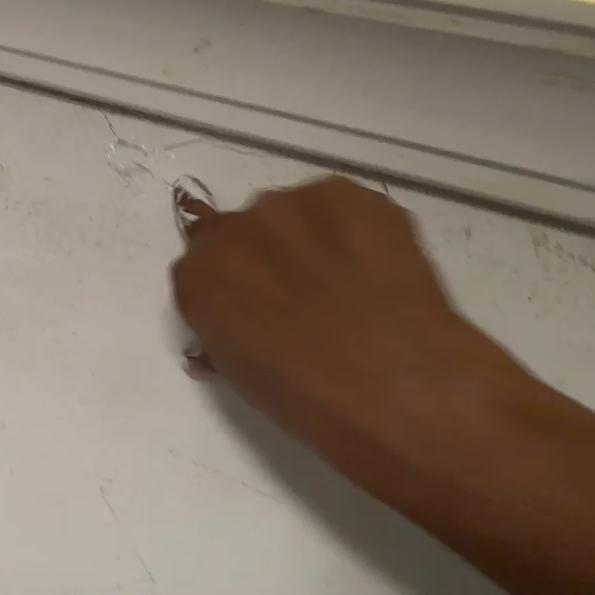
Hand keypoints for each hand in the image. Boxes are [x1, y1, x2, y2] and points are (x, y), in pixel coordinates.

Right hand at [170, 175, 534, 476]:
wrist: (399, 389)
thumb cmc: (312, 402)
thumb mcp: (243, 375)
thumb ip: (226, 329)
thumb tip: (242, 322)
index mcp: (196, 277)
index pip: (206, 266)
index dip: (240, 285)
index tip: (268, 308)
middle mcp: (230, 229)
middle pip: (246, 232)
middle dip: (273, 257)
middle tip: (314, 298)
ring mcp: (285, 204)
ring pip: (294, 215)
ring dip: (315, 240)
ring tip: (358, 286)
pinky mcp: (342, 192)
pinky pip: (345, 207)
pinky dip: (361, 231)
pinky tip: (384, 271)